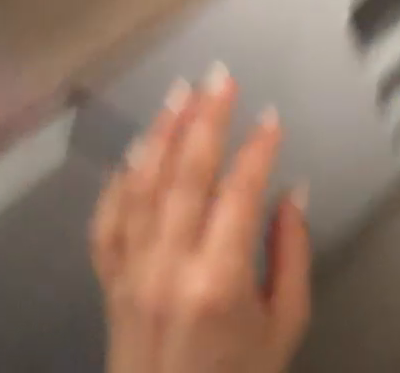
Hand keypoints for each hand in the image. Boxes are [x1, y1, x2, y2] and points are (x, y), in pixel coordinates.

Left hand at [91, 66, 312, 372]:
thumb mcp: (286, 322)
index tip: (273, 117)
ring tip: (179, 94)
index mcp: (218, 278)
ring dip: (161, 136)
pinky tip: (134, 153)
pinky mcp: (110, 285)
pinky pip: (108, 225)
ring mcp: (131, 275)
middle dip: (205, 120)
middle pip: (185, 177)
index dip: (258, 149)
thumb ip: (291, 252)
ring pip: (142, 190)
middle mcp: (167, 268)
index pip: (240, 192)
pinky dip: (119, 185)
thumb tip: (291, 192)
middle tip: (220, 78)